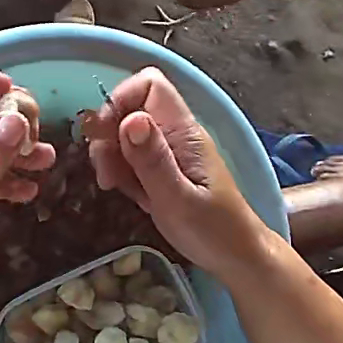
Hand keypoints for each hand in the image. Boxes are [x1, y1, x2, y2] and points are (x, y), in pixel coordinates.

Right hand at [84, 68, 267, 275]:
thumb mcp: (178, 200)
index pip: (150, 85)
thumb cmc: (215, 231)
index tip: (104, 134)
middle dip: (108, 135)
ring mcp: (168, 152)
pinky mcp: (162, 170)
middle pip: (131, 109)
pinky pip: (131, 158)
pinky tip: (125, 193)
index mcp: (185, 132)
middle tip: (106, 172)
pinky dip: (120, 171)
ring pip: (126, 134)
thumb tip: (130, 119)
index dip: (121, 99)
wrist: (237, 258)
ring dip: (110, 156)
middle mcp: (175, 134)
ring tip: (113, 185)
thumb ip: (153, 161)